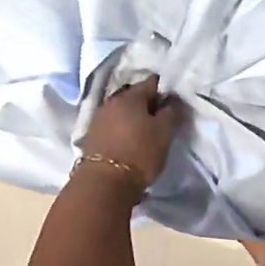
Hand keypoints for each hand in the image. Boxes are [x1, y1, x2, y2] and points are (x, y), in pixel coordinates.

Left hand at [78, 74, 185, 194]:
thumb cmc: (140, 153)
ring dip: (131, 117)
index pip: (151, 83)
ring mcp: (98, 118)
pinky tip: (127, 139)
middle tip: (158, 118)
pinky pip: (111, 124)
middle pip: (133, 96)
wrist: (105, 181)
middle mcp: (112, 101)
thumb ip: (171, 112)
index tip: (171, 104)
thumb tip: (173, 100)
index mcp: (130, 96)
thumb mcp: (164, 132)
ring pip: (120, 110)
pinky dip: (121, 128)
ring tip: (143, 131)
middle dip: (146, 104)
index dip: (163, 91)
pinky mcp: (92, 135)